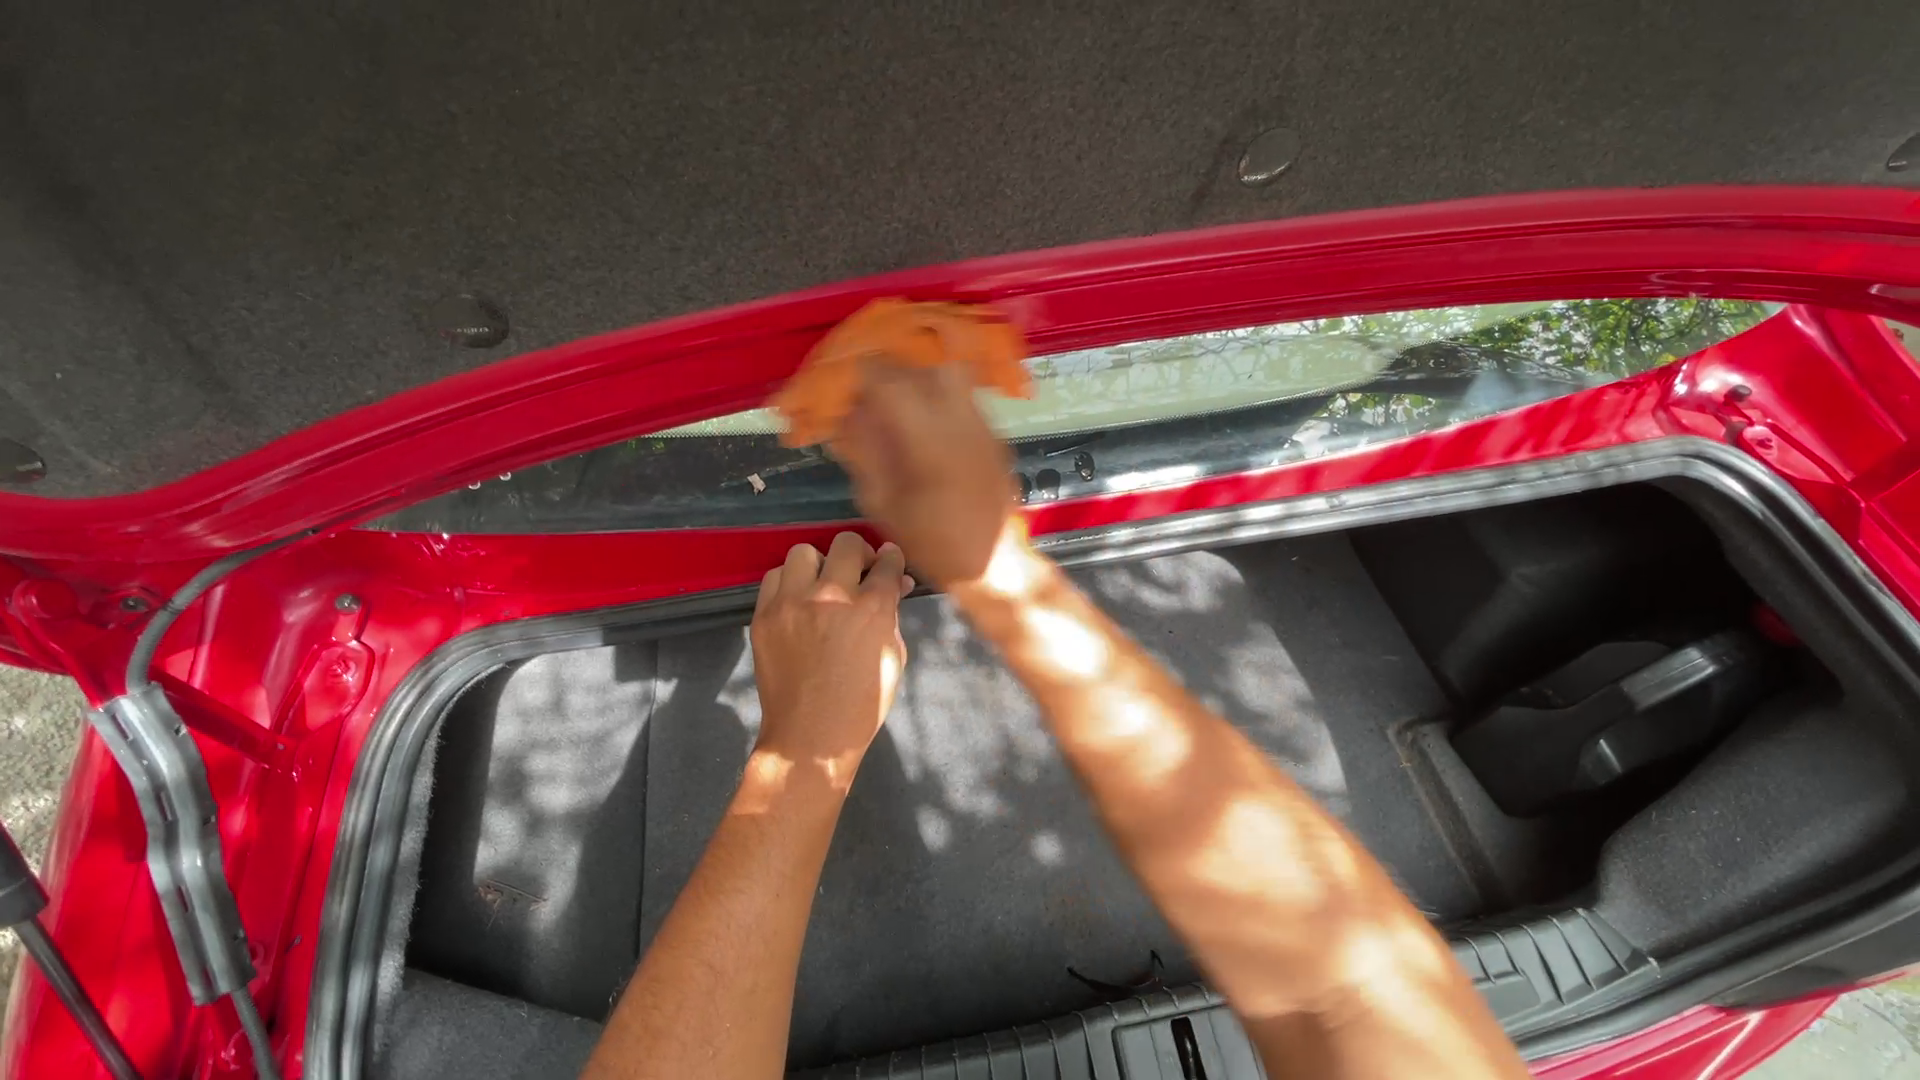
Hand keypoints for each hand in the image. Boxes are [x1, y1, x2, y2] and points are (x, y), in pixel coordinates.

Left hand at [750, 532, 912, 787]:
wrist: (811, 736)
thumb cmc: (863, 704)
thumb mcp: (893, 657)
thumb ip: (891, 616)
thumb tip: (894, 587)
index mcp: (871, 609)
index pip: (888, 563)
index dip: (892, 558)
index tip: (889, 559)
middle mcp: (831, 596)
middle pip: (847, 544)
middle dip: (859, 552)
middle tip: (860, 569)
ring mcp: (792, 603)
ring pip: (804, 552)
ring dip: (819, 564)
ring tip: (822, 583)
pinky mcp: (764, 615)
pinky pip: (774, 577)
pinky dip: (788, 582)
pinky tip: (797, 599)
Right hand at [831, 361, 1017, 588]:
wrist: (996, 564)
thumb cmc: (935, 545)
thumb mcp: (884, 505)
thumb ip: (863, 454)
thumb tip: (844, 417)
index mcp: (929, 440)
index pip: (888, 381)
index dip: (858, 375)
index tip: (840, 385)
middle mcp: (960, 420)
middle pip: (920, 364)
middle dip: (887, 370)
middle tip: (865, 389)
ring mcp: (982, 422)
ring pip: (945, 370)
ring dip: (914, 377)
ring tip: (893, 400)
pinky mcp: (993, 432)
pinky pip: (962, 393)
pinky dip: (935, 393)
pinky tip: (920, 418)